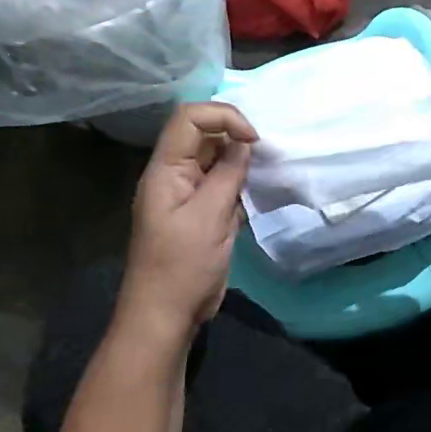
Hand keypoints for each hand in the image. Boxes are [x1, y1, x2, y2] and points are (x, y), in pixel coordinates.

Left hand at [118, 102, 257, 333]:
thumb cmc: (182, 266)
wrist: (166, 314)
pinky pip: (220, 185)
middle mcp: (174, 175)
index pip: (190, 118)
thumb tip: (244, 144)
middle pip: (204, 135)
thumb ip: (227, 174)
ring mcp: (187, 194)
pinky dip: (239, 185)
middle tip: (265, 159)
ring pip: (215, 160)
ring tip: (264, 176)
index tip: (254, 140)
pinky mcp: (200, 214)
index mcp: (166, 169)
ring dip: (241, 163)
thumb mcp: (210, 217)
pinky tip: (255, 196)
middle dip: (236, 138)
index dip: (224, 117)